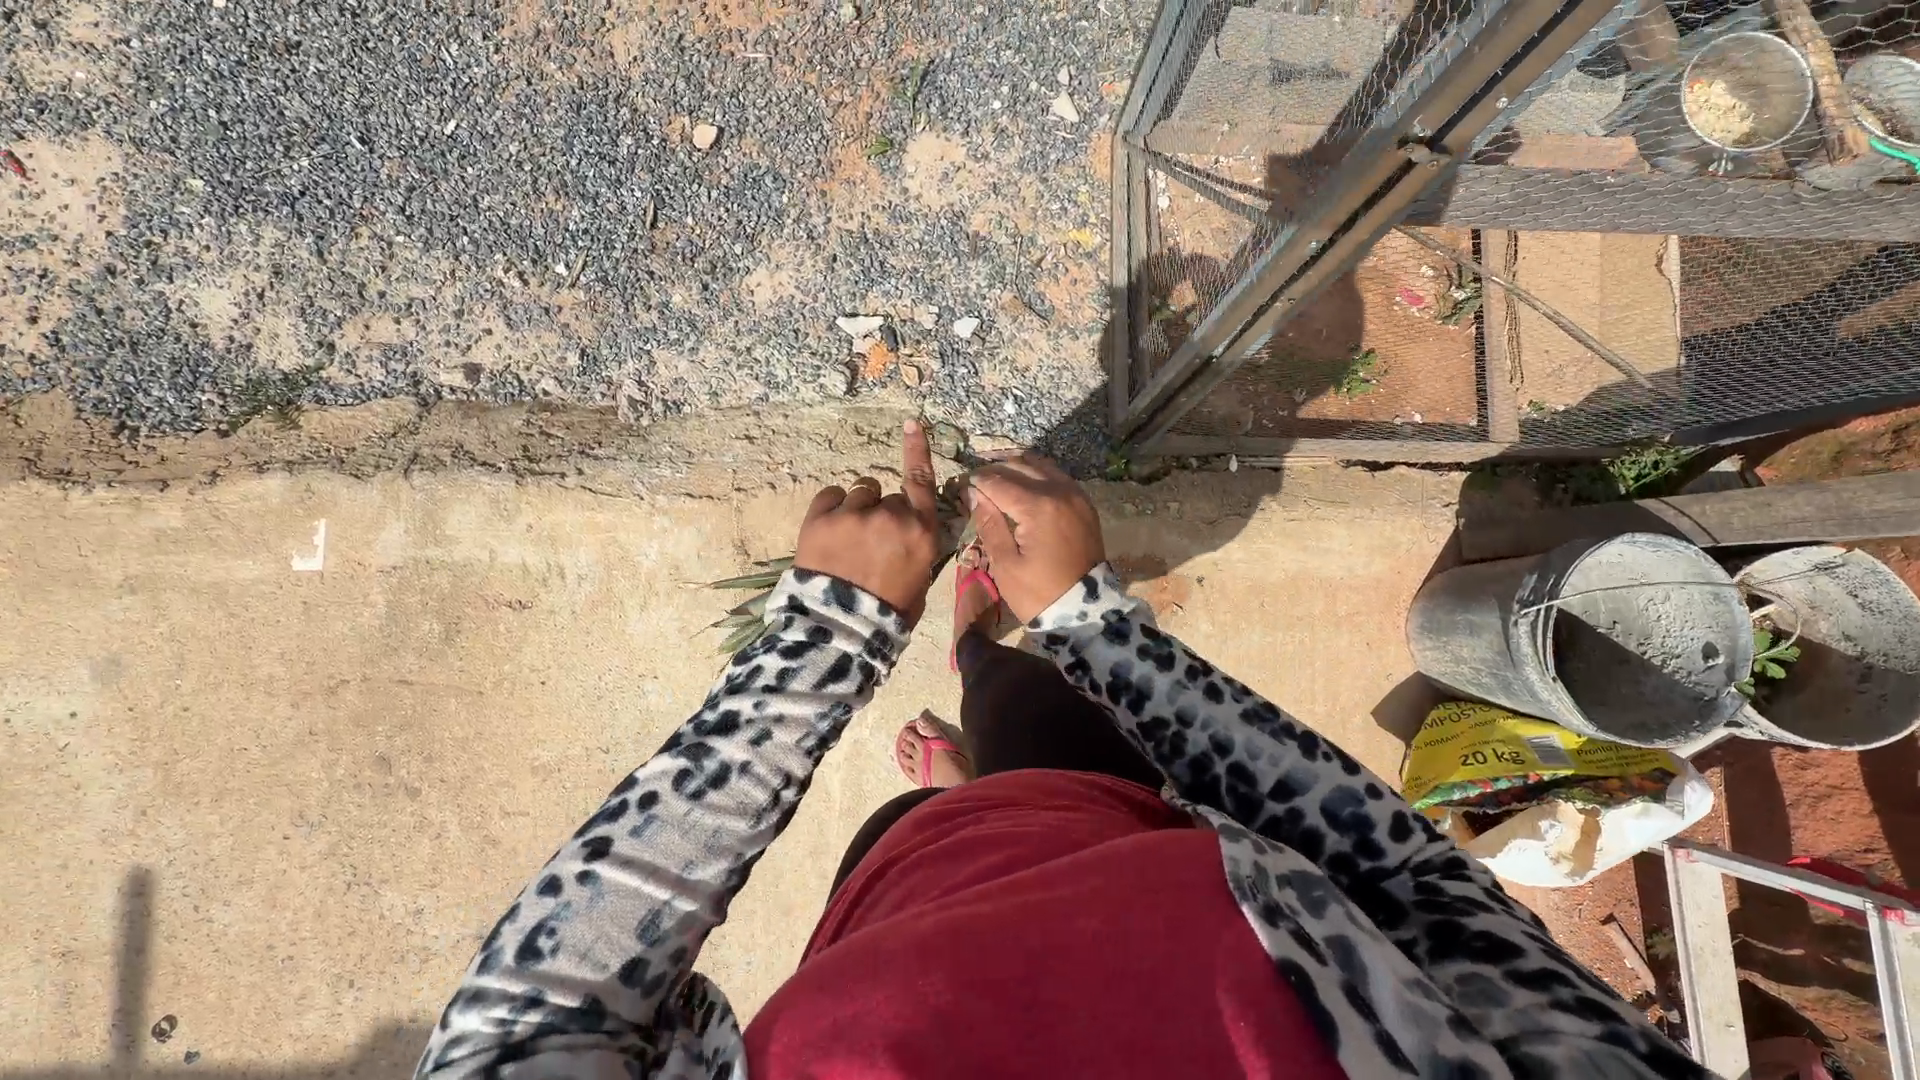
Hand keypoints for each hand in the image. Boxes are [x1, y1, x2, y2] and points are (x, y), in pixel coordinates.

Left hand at [793, 419, 941, 624]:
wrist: (840, 628)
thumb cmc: (888, 614)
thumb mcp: (920, 583)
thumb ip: (917, 548)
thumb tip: (907, 534)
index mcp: (921, 532)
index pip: (921, 481)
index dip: (916, 450)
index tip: (910, 423)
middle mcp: (892, 515)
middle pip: (889, 496)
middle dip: (883, 514)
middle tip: (871, 545)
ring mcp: (854, 514)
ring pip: (859, 493)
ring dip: (856, 511)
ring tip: (847, 542)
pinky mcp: (821, 518)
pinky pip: (830, 496)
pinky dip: (831, 510)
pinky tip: (830, 534)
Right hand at [967, 453, 1105, 622]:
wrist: (1083, 611)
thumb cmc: (1038, 592)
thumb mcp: (1005, 563)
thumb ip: (989, 523)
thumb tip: (973, 493)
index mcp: (1039, 507)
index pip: (999, 482)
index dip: (977, 482)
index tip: (962, 485)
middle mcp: (1060, 492)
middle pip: (1021, 467)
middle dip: (995, 469)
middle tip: (976, 478)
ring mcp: (1077, 496)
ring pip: (1042, 466)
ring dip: (1017, 466)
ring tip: (996, 474)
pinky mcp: (1084, 505)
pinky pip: (1058, 477)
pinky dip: (1038, 474)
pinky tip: (1023, 482)